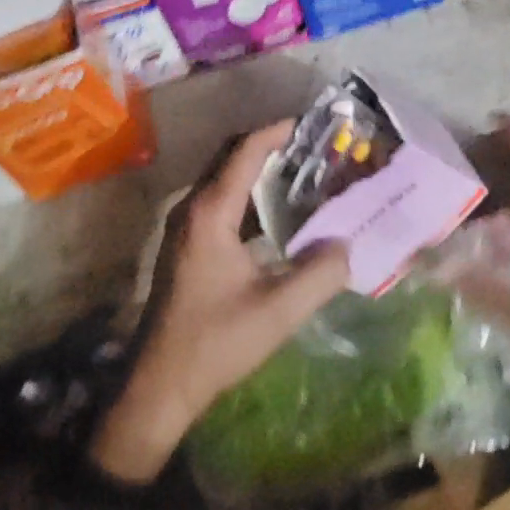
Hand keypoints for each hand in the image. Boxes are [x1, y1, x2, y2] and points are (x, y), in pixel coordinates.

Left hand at [90, 121, 350, 484]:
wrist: (160, 384)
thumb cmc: (216, 342)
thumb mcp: (278, 311)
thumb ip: (320, 273)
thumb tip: (349, 243)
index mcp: (211, 212)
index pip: (246, 150)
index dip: (279, 131)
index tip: (314, 125)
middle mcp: (193, 208)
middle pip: (231, 155)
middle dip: (271, 144)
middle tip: (315, 148)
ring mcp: (184, 226)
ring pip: (224, 177)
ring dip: (259, 168)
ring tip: (304, 173)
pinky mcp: (186, 244)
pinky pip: (219, 199)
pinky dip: (248, 192)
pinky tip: (278, 213)